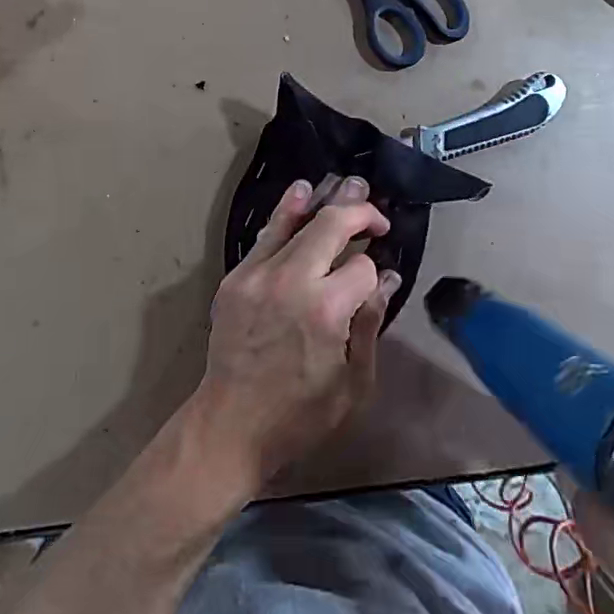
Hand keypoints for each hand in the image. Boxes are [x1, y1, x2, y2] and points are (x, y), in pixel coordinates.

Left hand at [192, 175, 397, 483]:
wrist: (227, 428)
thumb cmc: (299, 415)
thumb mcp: (353, 384)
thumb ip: (370, 324)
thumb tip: (386, 279)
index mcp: (325, 310)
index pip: (363, 266)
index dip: (375, 272)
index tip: (376, 284)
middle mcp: (291, 281)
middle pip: (333, 225)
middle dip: (361, 214)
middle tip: (377, 218)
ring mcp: (258, 276)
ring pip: (298, 221)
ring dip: (327, 200)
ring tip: (351, 184)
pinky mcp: (236, 279)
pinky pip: (266, 235)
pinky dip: (287, 211)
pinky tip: (303, 192)